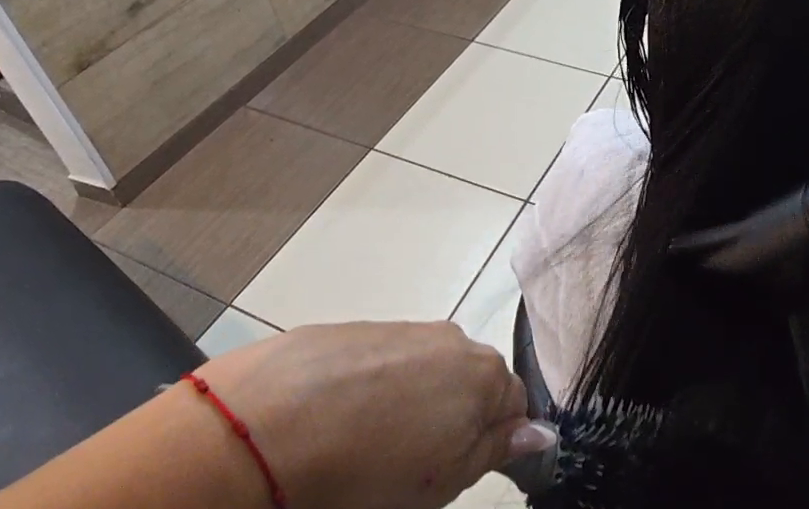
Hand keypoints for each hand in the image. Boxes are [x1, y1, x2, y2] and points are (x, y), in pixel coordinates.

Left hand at [193, 321, 548, 508]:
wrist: (270, 422)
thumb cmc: (368, 466)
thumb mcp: (443, 480)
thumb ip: (495, 450)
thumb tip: (538, 432)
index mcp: (483, 374)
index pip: (514, 404)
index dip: (491, 439)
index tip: (459, 466)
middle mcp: (451, 339)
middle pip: (469, 380)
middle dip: (451, 415)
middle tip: (414, 459)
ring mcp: (402, 329)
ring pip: (425, 368)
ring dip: (410, 400)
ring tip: (371, 440)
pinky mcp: (356, 328)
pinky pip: (382, 359)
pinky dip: (371, 385)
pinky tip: (341, 417)